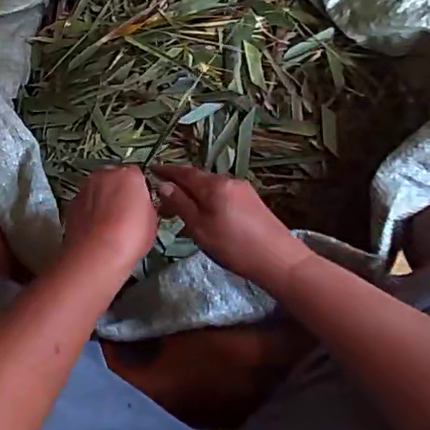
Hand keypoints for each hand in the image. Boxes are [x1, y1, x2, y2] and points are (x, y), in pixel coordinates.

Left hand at [60, 166, 157, 271]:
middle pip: (114, 178)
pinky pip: (84, 203)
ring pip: (97, 190)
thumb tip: (140, 207)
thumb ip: (145, 205)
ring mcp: (85, 188)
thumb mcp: (152, 220)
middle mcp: (105, 175)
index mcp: (129, 175)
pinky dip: (89, 212)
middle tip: (124, 212)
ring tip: (108, 223)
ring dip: (102, 200)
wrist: (97, 254)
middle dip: (118, 191)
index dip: (139, 190)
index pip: (136, 175)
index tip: (140, 204)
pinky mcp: (71, 204)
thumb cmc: (130, 236)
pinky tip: (95, 229)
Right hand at [150, 164, 311, 285]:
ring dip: (194, 194)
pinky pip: (222, 194)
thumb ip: (181, 205)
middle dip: (179, 185)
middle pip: (198, 178)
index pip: (185, 172)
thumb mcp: (200, 228)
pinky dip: (208, 200)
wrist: (278, 258)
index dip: (167, 171)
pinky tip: (203, 214)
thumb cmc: (234, 246)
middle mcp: (229, 180)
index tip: (151, 170)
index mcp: (214, 185)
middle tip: (160, 198)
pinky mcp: (252, 201)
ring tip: (179, 209)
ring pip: (211, 187)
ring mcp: (243, 189)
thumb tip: (163, 185)